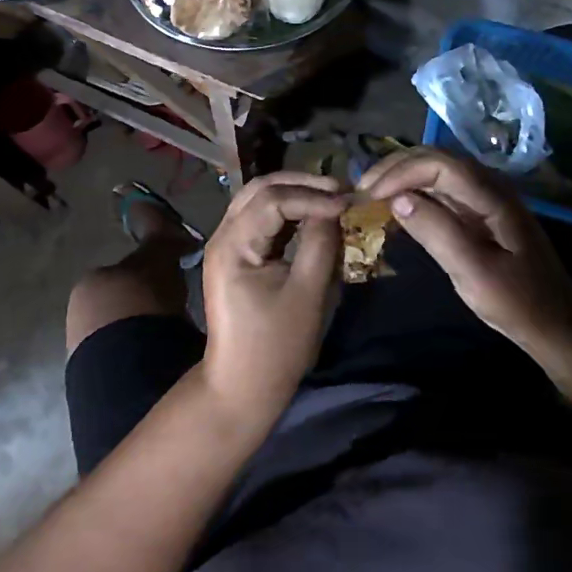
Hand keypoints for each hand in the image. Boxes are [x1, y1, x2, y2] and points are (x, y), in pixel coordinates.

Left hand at [199, 173, 349, 421]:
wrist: (241, 387)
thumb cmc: (275, 346)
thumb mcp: (307, 294)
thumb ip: (320, 244)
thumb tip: (335, 207)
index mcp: (232, 244)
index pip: (272, 200)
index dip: (311, 196)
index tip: (347, 202)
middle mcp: (223, 235)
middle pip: (260, 189)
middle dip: (301, 184)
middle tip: (340, 189)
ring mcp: (227, 244)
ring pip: (259, 199)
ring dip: (295, 194)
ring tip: (331, 197)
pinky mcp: (237, 254)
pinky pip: (261, 219)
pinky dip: (288, 212)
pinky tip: (313, 215)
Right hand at [358, 148, 571, 351]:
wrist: (556, 322)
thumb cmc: (518, 301)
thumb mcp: (476, 273)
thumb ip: (437, 233)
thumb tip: (396, 199)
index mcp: (491, 195)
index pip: (438, 163)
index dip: (399, 173)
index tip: (369, 196)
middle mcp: (486, 185)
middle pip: (433, 158)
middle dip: (393, 168)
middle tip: (360, 191)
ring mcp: (481, 196)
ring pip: (432, 169)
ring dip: (399, 176)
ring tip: (369, 194)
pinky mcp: (475, 210)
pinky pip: (437, 188)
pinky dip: (410, 191)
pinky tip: (392, 206)